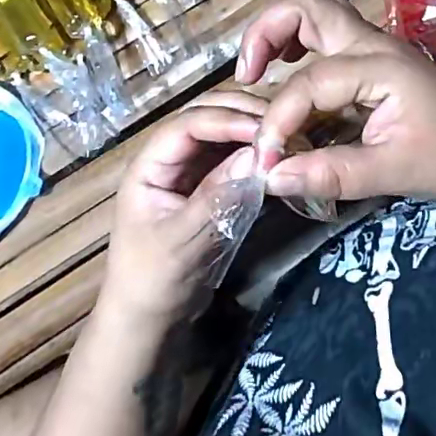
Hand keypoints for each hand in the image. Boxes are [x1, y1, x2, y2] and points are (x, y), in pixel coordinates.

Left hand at [100, 90, 265, 333]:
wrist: (148, 320)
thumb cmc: (152, 280)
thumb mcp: (183, 241)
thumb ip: (218, 198)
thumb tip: (256, 157)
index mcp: (149, 163)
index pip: (188, 125)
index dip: (227, 120)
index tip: (266, 128)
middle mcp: (169, 157)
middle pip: (205, 117)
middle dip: (242, 114)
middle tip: (284, 122)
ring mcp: (188, 170)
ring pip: (222, 134)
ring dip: (252, 131)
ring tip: (288, 136)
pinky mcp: (206, 185)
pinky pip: (232, 158)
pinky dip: (254, 154)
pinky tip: (278, 158)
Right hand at [239, 0, 435, 203]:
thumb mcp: (396, 173)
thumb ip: (333, 173)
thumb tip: (272, 177)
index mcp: (380, 68)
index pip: (310, 84)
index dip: (278, 121)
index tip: (265, 159)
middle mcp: (371, 43)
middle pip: (306, 7)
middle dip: (265, 35)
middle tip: (246, 77)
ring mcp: (370, 42)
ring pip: (313, 9)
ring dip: (277, 30)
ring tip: (257, 71)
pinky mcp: (368, 54)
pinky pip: (322, 30)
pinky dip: (294, 40)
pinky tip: (285, 70)